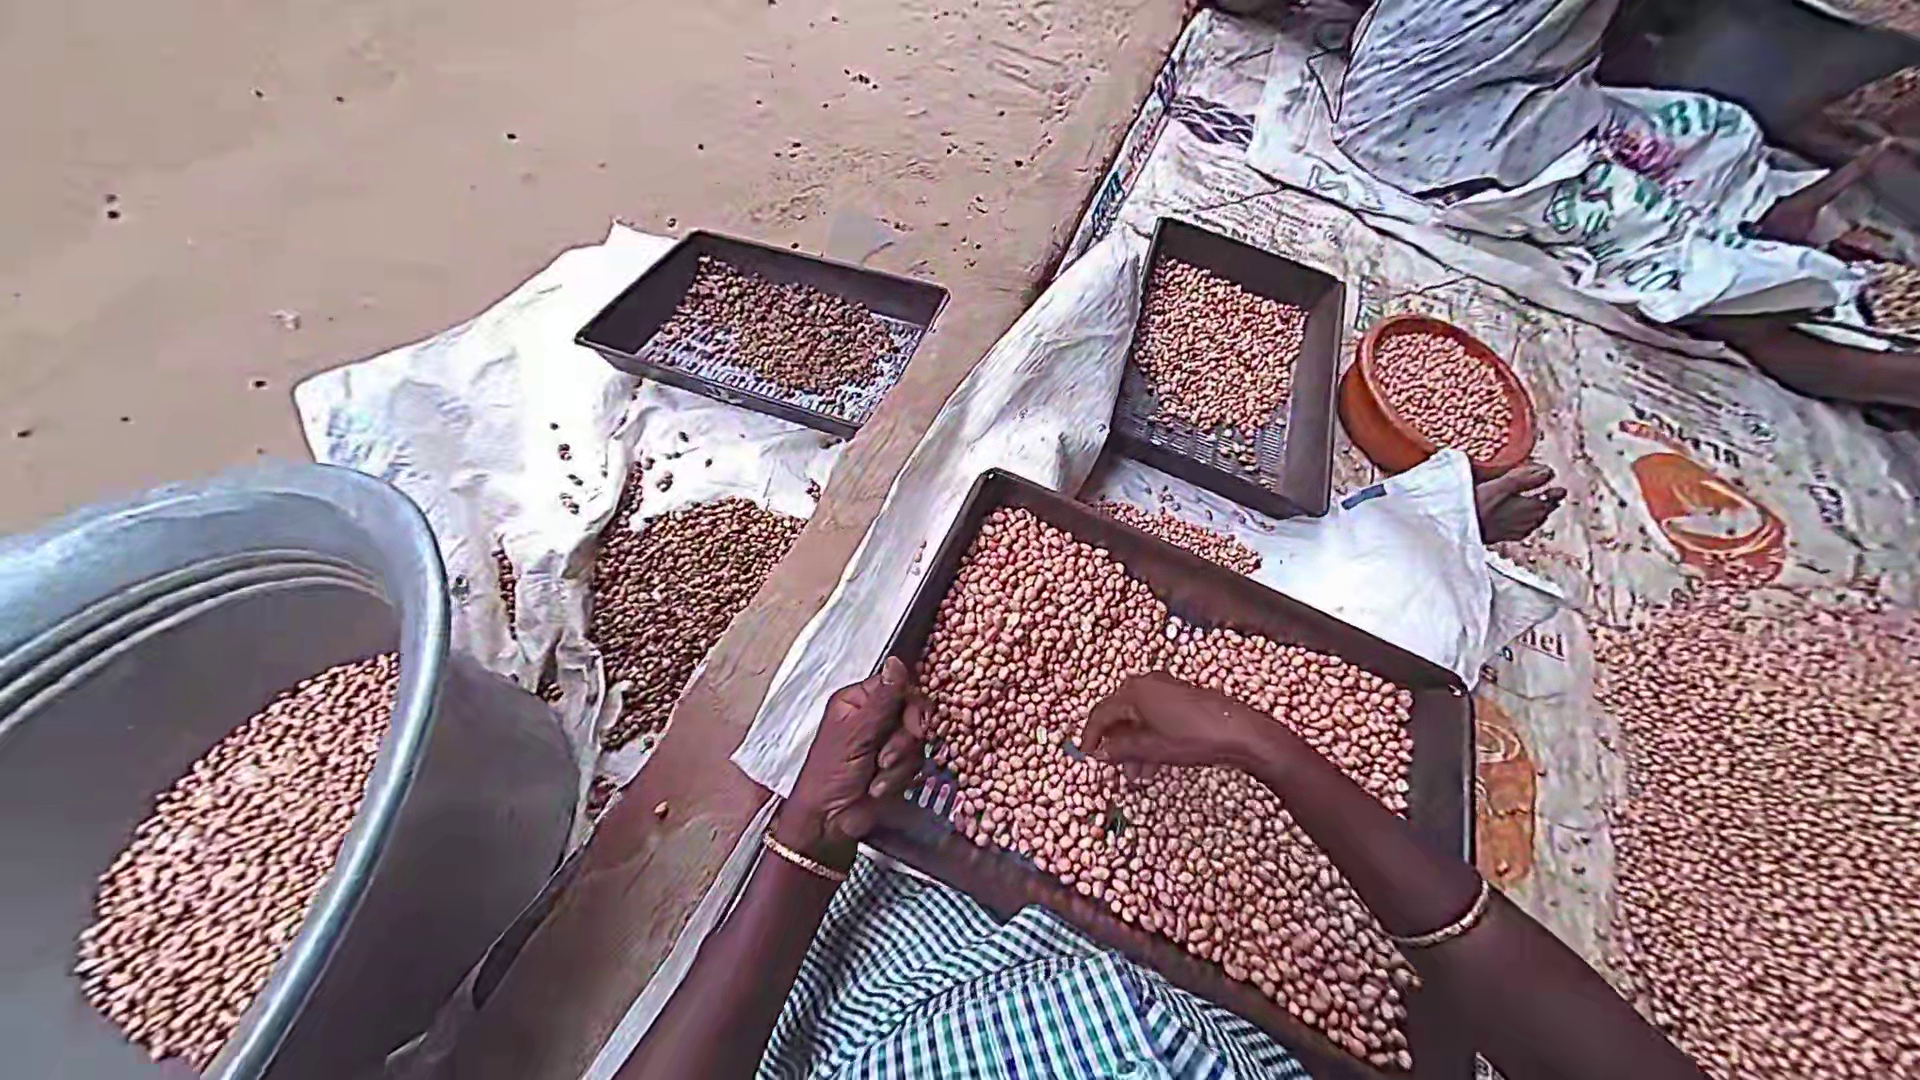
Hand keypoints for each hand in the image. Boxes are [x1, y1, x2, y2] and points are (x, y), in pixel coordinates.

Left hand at [779, 656, 926, 868]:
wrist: (827, 824)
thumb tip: (897, 661)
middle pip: (912, 714)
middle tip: (886, 758)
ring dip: (898, 764)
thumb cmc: (829, 774)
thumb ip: (883, 699)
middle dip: (902, 741)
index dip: (910, 705)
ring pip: (916, 741)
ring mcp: (886, 742)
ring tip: (876, 776)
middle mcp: (874, 717)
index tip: (913, 724)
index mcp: (858, 701)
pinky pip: (915, 763)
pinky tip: (879, 788)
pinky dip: (898, 778)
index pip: (898, 687)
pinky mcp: (896, 766)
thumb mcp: (856, 734)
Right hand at [1079, 672, 1295, 773]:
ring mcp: (1165, 688)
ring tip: (1137, 773)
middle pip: (1119, 714)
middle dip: (1116, 743)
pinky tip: (1154, 761)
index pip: (1101, 713)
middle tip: (1113, 767)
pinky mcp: (1181, 697)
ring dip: (1134, 744)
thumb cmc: (1195, 737)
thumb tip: (1100, 753)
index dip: (1091, 735)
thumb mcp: (1152, 748)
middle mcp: (1147, 683)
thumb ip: (1121, 749)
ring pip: (1138, 718)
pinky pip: (1154, 716)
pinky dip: (1149, 737)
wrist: (1242, 734)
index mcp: (1134, 691)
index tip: (1086, 754)